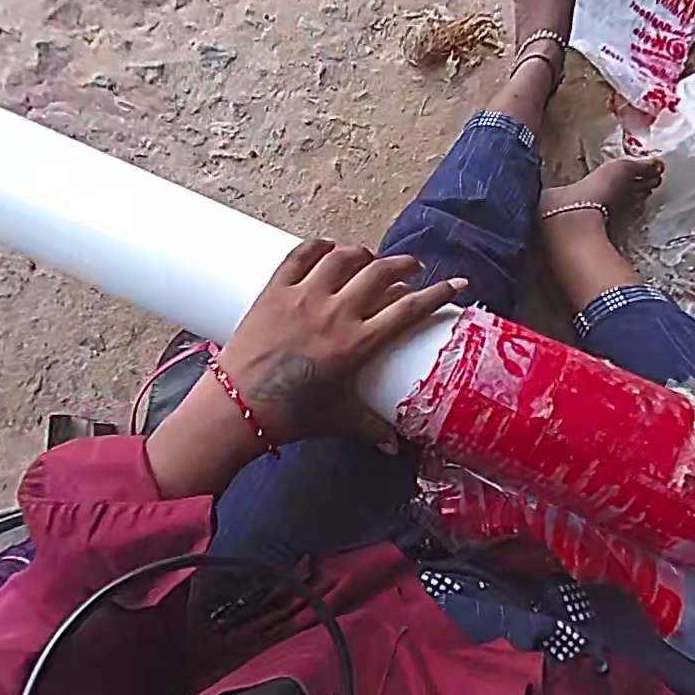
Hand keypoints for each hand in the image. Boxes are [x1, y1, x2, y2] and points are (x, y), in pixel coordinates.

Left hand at [145, 240, 463, 498]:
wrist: (238, 405)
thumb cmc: (292, 415)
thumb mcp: (339, 420)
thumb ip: (371, 428)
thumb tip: (395, 447)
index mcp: (358, 342)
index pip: (410, 308)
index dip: (438, 293)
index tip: (456, 283)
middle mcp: (336, 311)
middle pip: (381, 272)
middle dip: (404, 265)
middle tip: (412, 268)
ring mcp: (303, 296)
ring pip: (344, 257)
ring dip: (364, 253)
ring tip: (371, 258)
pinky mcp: (275, 289)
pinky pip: (301, 254)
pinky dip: (319, 247)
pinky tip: (328, 249)